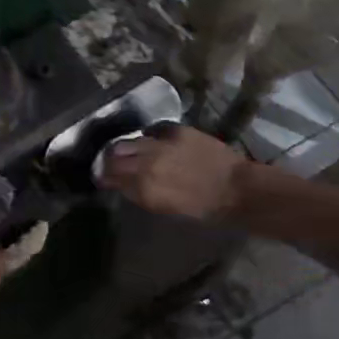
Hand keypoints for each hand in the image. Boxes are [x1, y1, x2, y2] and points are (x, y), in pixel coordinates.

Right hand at [99, 125, 249, 219]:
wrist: (235, 189)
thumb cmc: (202, 209)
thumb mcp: (164, 208)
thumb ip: (140, 194)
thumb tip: (124, 184)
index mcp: (144, 188)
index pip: (110, 177)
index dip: (103, 176)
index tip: (103, 177)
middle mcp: (147, 163)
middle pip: (114, 156)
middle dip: (109, 160)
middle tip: (112, 163)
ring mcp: (161, 144)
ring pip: (129, 140)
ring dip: (126, 146)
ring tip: (129, 150)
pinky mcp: (176, 130)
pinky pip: (153, 130)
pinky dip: (150, 135)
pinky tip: (154, 140)